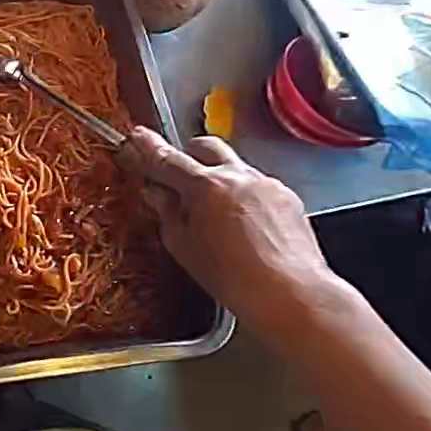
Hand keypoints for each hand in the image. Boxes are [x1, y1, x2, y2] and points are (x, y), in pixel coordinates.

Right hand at [120, 127, 346, 329]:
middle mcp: (238, 176)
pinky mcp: (287, 197)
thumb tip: (158, 194)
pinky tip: (244, 227)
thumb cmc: (232, 277)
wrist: (292, 294)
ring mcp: (266, 184)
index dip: (148, 146)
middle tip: (179, 179)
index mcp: (206, 187)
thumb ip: (167, 213)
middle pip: (206, 147)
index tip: (138, 136)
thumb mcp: (184, 247)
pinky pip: (257, 186)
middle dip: (189, 155)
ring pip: (234, 167)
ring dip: (219, 180)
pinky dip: (244, 197)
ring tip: (216, 216)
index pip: (168, 159)